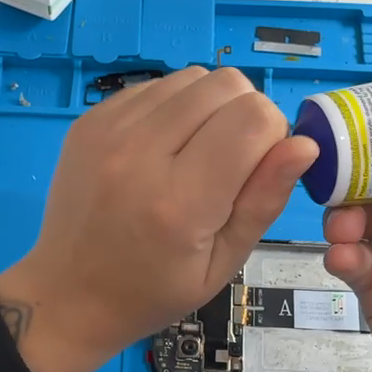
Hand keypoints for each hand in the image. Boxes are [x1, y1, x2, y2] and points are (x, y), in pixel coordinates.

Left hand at [0, 67, 318, 371]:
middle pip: (226, 84)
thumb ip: (264, 201)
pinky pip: (156, 86)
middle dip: (245, 114)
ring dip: (209, 107)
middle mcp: (141, 153)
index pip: (254, 118)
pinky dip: (174, 107)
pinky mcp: (90, 119)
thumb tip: (304, 144)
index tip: (258, 169)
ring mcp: (108, 130)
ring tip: (194, 154)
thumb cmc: (153, 291)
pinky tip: (162, 149)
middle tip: (229, 162)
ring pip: (192, 77)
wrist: (68, 294)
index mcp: (180, 202)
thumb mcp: (222, 264)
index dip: (272, 136)